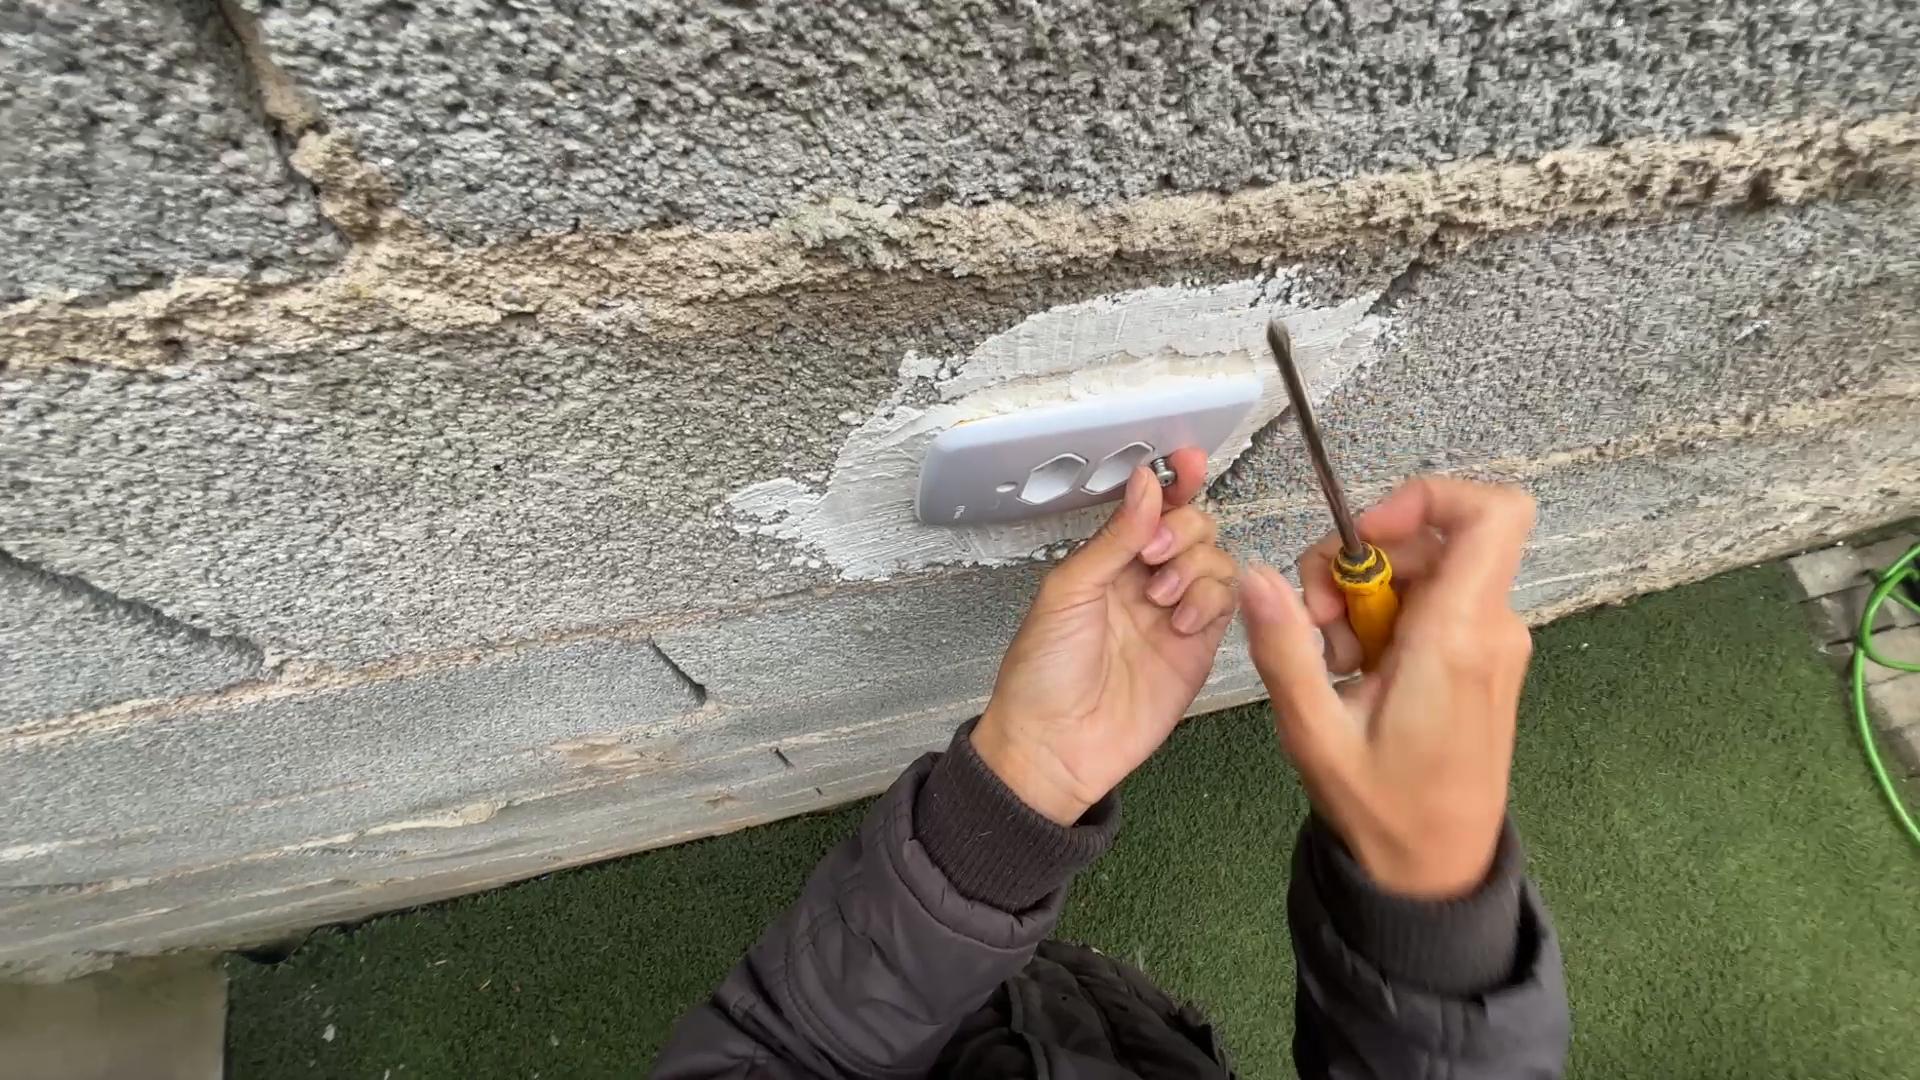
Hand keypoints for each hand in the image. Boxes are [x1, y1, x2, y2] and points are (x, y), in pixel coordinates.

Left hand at [973, 449, 1237, 824]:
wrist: (1055, 745)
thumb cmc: (1043, 670)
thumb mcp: (1069, 592)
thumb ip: (1114, 538)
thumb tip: (1146, 483)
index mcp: (1105, 561)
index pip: (1149, 509)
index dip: (1173, 482)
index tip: (1189, 460)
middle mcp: (1141, 580)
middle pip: (1192, 527)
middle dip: (1182, 529)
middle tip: (1153, 556)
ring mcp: (1172, 611)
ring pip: (1215, 560)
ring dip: (1194, 566)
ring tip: (1161, 599)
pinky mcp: (1196, 646)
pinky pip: (1225, 602)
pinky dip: (1210, 599)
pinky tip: (1182, 622)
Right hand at [1240, 476, 1534, 898]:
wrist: (1437, 869)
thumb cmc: (1382, 806)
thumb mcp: (1313, 729)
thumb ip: (1284, 648)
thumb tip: (1253, 573)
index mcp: (1457, 638)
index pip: (1491, 513)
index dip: (1424, 497)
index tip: (1358, 538)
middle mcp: (1488, 628)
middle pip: (1427, 538)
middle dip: (1355, 562)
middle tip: (1312, 619)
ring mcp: (1486, 642)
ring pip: (1419, 569)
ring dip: (1359, 594)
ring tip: (1330, 656)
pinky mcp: (1474, 657)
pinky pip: (1424, 602)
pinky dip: (1377, 617)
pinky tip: (1351, 667)